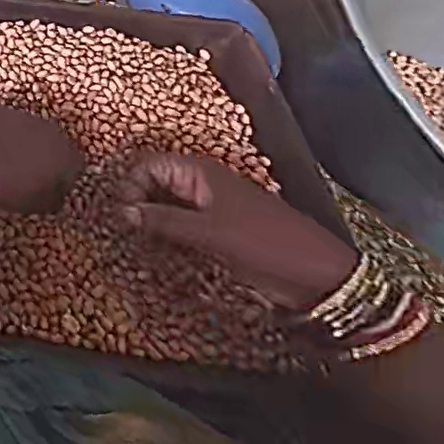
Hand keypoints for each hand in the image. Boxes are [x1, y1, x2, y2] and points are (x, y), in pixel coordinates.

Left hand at [0, 106, 83, 214]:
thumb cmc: (12, 190)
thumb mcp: (42, 205)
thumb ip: (57, 196)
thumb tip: (58, 192)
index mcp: (66, 153)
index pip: (76, 163)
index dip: (65, 174)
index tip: (54, 183)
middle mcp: (50, 130)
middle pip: (54, 141)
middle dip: (46, 153)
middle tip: (30, 170)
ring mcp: (25, 116)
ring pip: (31, 129)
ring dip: (24, 140)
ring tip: (8, 158)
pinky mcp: (1, 110)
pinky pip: (7, 122)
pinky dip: (2, 131)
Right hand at [111, 153, 356, 311]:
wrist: (321, 277)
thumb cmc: (267, 245)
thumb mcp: (210, 233)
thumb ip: (164, 221)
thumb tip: (122, 211)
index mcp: (199, 172)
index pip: (148, 166)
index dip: (131, 185)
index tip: (122, 214)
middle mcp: (200, 184)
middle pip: (154, 183)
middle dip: (136, 201)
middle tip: (124, 230)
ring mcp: (208, 207)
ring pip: (165, 205)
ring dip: (149, 220)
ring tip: (137, 242)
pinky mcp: (215, 230)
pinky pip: (179, 224)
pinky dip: (165, 234)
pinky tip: (157, 251)